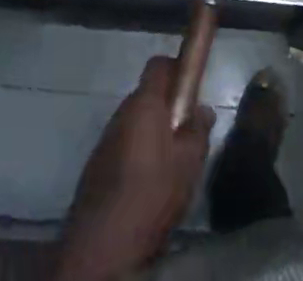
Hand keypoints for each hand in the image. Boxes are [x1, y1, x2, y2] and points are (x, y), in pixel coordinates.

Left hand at [56, 56, 215, 280]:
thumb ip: (198, 130)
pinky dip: (138, 148)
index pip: (157, 65)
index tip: (191, 80)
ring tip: (172, 156)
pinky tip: (150, 177)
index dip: (175, 66)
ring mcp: (107, 135)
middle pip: (147, 93)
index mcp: (145, 104)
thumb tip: (203, 109)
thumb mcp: (189, 162)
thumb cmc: (154, 191)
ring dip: (152, 128)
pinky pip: (124, 140)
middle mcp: (122, 111)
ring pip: (135, 119)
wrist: (105, 237)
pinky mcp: (99, 159)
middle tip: (188, 126)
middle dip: (167, 103)